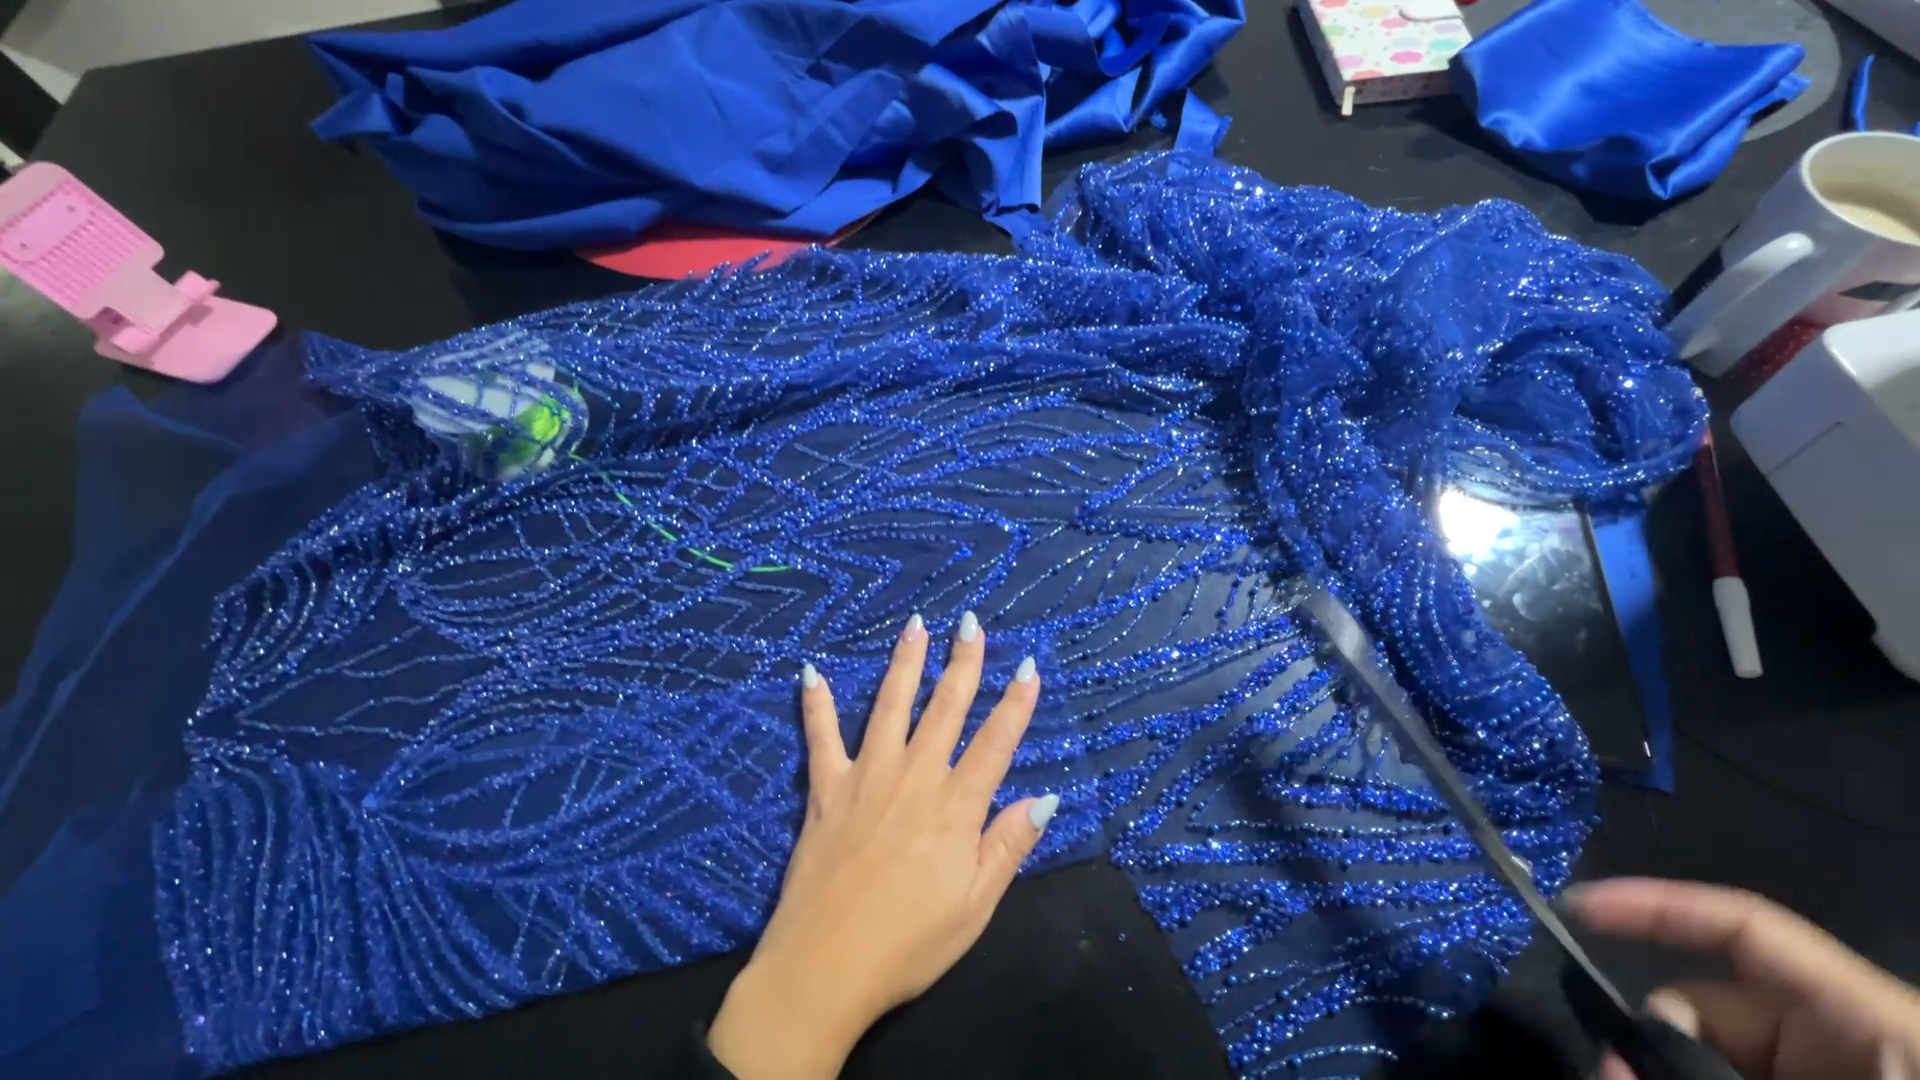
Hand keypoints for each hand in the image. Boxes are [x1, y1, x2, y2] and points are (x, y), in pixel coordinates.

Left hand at [707, 611, 1056, 1079]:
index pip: (996, 743)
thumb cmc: (910, 944)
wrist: (825, 967)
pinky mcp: (824, 790)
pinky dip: (815, 704)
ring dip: (905, 664)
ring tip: (916, 626)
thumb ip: (1008, 846)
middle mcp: (914, 778)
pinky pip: (820, 737)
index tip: (1029, 664)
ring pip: (890, 707)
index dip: (1016, 703)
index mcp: (956, 808)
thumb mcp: (976, 907)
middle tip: (971, 623)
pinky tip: (810, 671)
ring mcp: (866, 778)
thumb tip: (1046, 798)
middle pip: (945, 710)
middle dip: (963, 663)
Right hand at [1568, 878, 1919, 1079]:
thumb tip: (1615, 1063)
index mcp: (1858, 1014)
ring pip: (1706, 1056)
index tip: (1575, 909)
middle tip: (1608, 1078)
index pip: (1741, 927)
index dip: (1655, 905)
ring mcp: (1816, 1074)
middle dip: (1648, 1040)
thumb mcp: (1844, 1079)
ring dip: (1657, 1072)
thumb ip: (1721, 1076)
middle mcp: (1830, 1037)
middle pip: (1707, 1008)